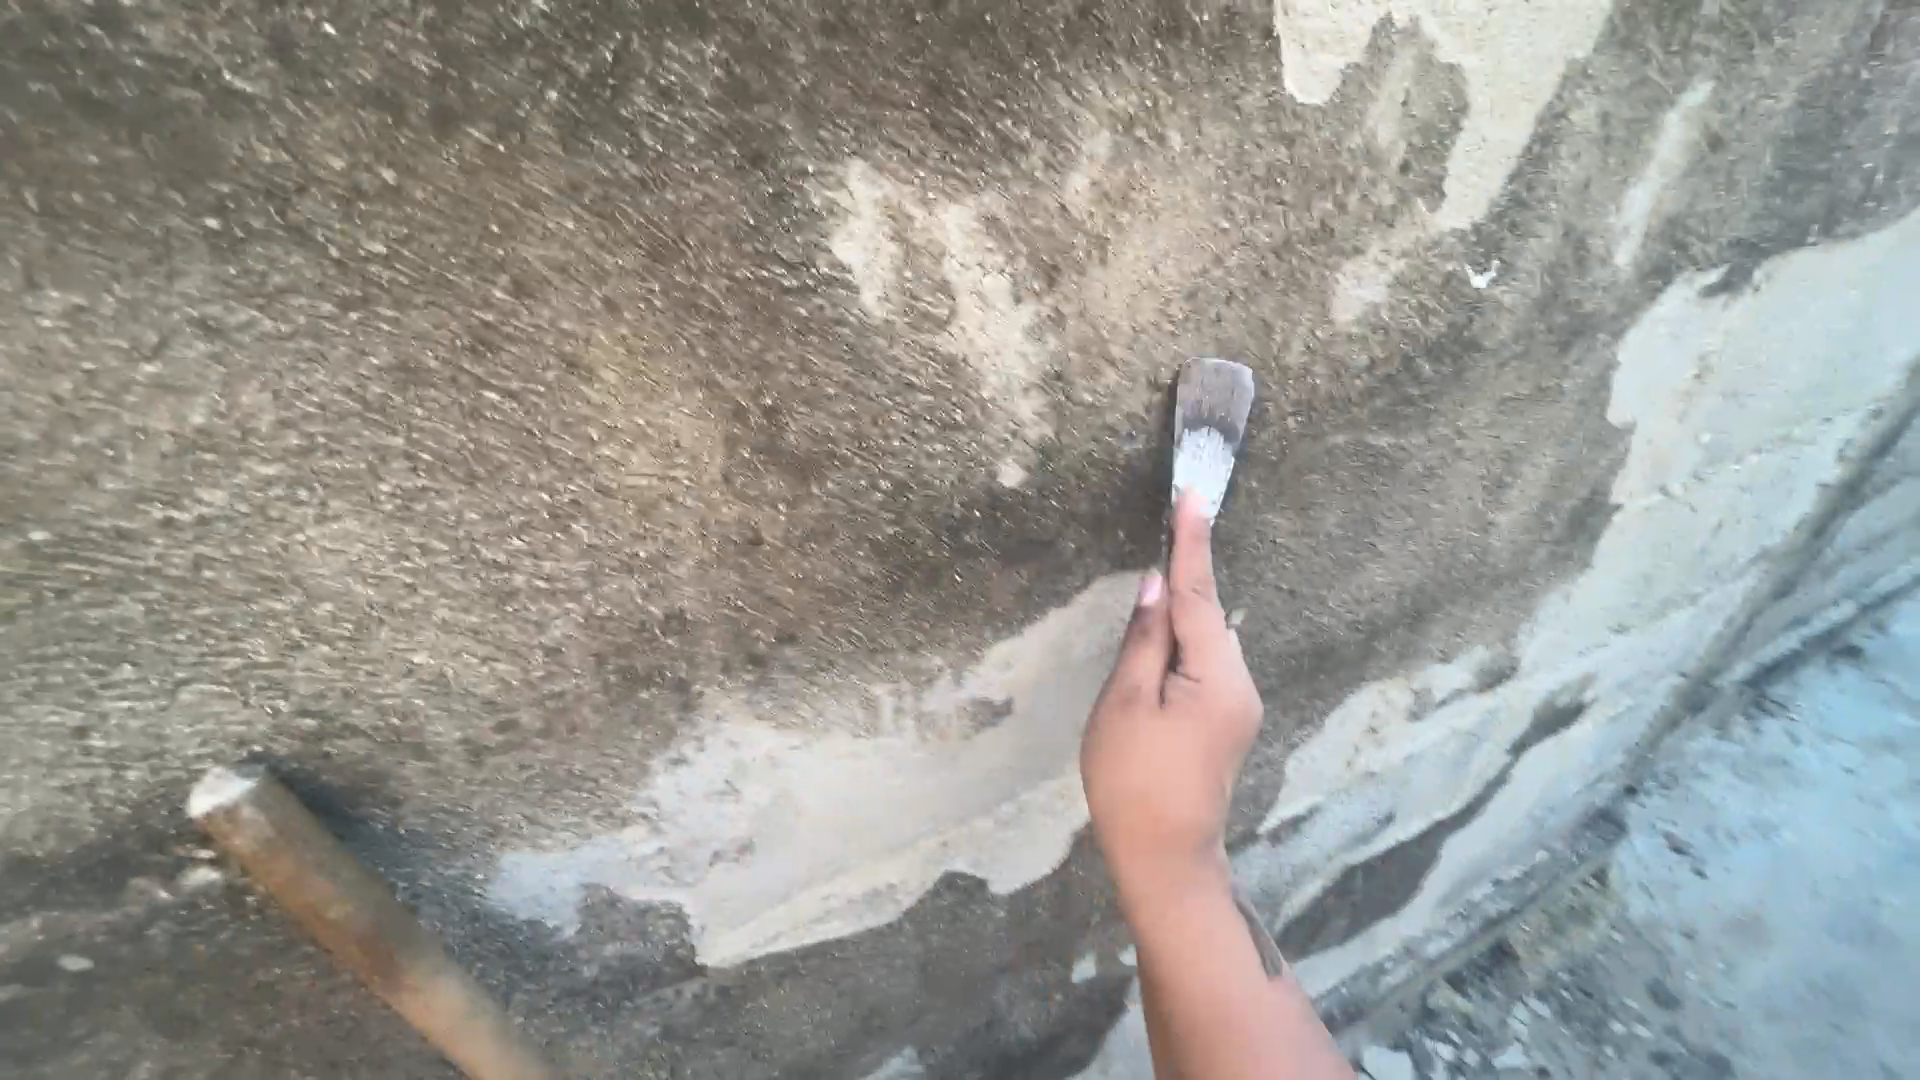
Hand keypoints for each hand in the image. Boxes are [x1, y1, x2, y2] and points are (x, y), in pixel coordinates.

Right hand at [1081, 489, 1263, 897]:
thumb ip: (1145, 638)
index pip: (1200, 594)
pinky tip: (1157, 668)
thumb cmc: (1132, 778)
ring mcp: (1241, 704)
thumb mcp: (1125, 702)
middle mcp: (1241, 683)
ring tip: (1143, 641)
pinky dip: (1182, 652)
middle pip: (1205, 619)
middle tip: (1154, 574)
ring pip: (1205, 644)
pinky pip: (1206, 666)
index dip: (1192, 543)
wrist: (1164, 855)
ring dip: (1177, 626)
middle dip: (1178, 591)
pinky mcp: (1231, 719)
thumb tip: (1156, 583)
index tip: (1194, 495)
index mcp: (1217, 676)